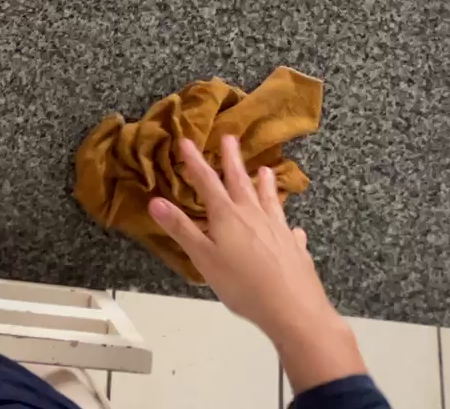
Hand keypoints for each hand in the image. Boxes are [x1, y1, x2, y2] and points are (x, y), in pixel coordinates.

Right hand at [149, 134, 365, 393]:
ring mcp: (278, 229)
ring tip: (265, 170)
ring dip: (265, 184)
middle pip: (240, 181)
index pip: (207, 182)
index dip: (195, 161)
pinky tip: (293, 228)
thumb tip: (154, 200)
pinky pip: (290, 231)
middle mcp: (253, 215)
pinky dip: (288, 225)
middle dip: (232, 159)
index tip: (186, 142)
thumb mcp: (204, 258)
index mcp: (228, 215)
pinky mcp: (295, 248)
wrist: (295, 311)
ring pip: (269, 200)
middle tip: (230, 137)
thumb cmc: (243, 285)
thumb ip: (181, 228)